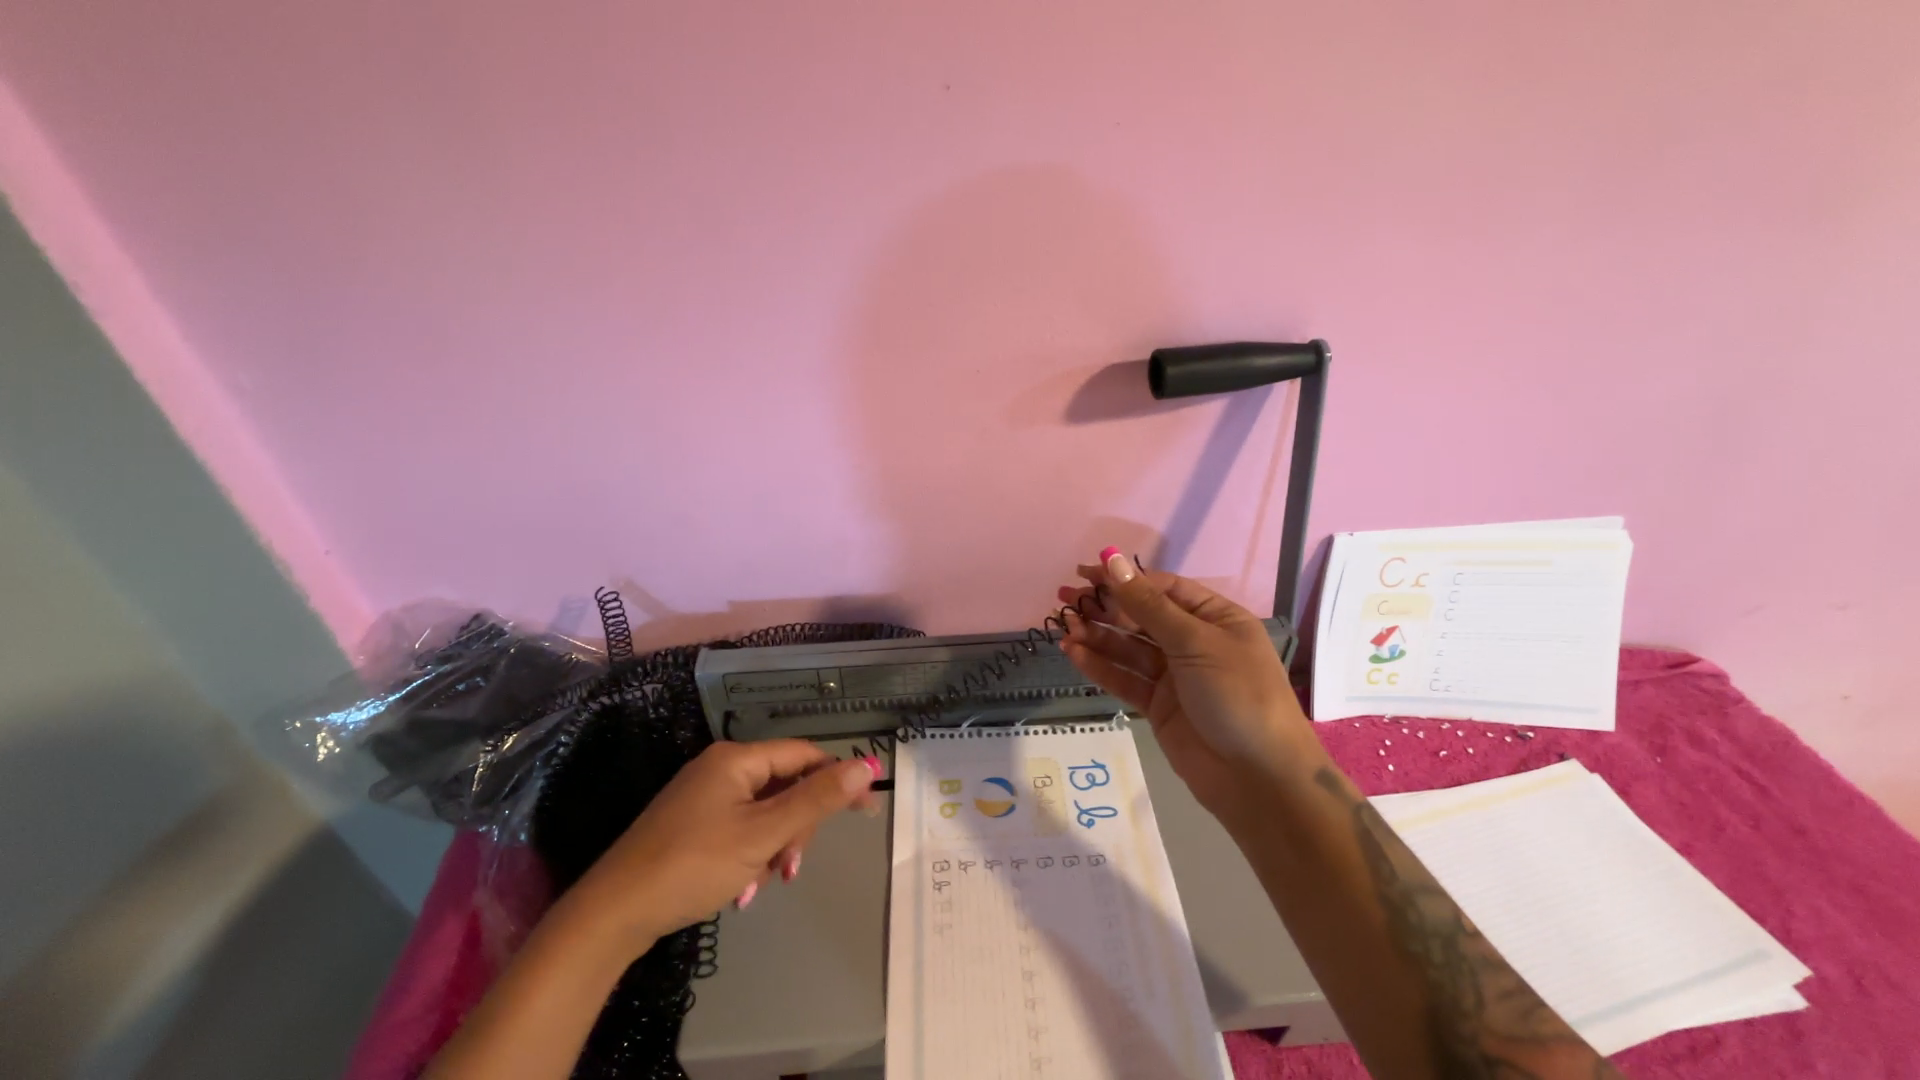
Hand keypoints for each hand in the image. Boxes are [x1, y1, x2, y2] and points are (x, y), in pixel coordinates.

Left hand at [555, 740, 879, 956]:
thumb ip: (817, 799)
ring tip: (764, 883)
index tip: (866, 811)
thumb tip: (867, 765)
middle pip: (786, 786)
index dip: (838, 779)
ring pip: (765, 813)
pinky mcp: (692, 824)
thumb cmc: (694, 864)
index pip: (805, 755)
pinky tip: (743, 888)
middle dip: (797, 828)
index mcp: (737, 759)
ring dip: (774, 848)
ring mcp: (704, 797)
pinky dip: (751, 856)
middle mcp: (721, 768)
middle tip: (791, 868)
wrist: (616, 910)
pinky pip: (741, 830)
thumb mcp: (764, 833)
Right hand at [1058, 549, 1319, 815]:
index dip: (1125, 579)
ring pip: (1129, 648)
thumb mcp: (1195, 642)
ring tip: (1065, 627)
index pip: (1163, 589)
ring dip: (1097, 636)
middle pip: (1142, 617)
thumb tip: (1113, 560)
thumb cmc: (1238, 694)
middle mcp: (1195, 643)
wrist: (1258, 777)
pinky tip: (1073, 652)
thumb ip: (1148, 605)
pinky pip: (1124, 679)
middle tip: (1066, 599)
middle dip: (1106, 607)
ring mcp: (1175, 676)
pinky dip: (1099, 666)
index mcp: (1216, 619)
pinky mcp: (1157, 707)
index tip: (1086, 573)